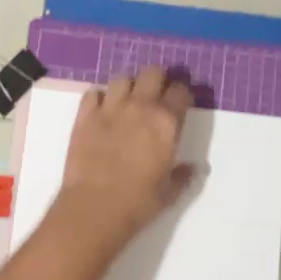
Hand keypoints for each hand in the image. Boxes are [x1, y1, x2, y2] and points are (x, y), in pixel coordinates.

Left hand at [54, 66, 196, 244]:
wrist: (95, 206)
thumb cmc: (139, 202)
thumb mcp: (170, 192)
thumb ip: (183, 175)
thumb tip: (196, 168)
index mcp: (167, 123)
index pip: (181, 91)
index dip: (182, 93)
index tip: (181, 101)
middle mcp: (140, 107)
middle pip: (153, 73)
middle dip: (158, 79)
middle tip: (156, 94)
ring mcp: (110, 108)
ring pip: (122, 78)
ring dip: (128, 85)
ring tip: (128, 100)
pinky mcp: (84, 116)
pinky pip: (93, 93)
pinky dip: (99, 97)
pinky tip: (101, 109)